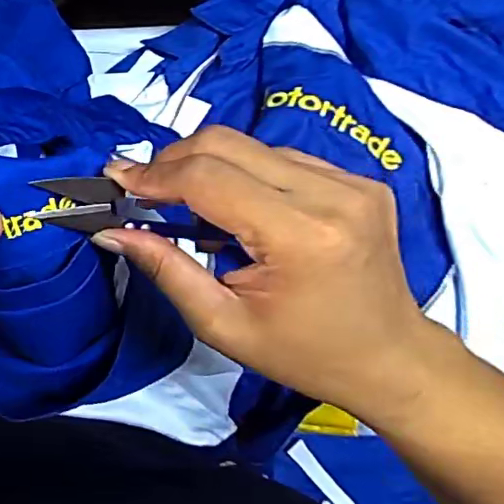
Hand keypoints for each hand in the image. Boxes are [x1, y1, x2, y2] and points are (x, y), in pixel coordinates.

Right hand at [91, 126, 463, 421]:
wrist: (393, 360)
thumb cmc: (303, 353)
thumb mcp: (220, 323)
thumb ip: (164, 268)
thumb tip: (110, 231)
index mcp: (302, 237)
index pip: (208, 178)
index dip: (154, 175)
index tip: (116, 180)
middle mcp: (332, 196)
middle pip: (223, 144)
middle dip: (170, 161)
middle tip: (142, 190)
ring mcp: (351, 182)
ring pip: (245, 143)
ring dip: (200, 163)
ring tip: (180, 199)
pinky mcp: (355, 179)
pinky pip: (272, 154)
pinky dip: (235, 169)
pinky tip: (227, 201)